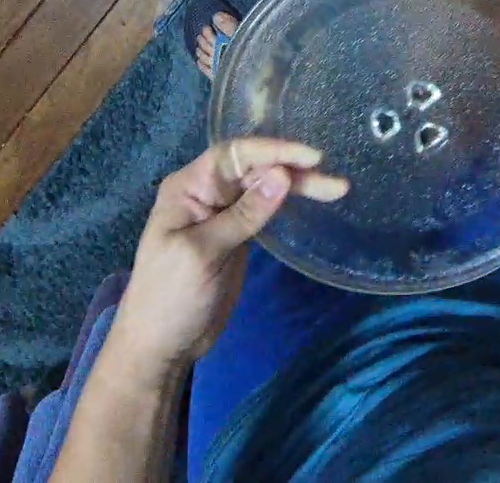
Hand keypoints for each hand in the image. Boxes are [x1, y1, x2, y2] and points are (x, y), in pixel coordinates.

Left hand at [108, 139, 349, 372]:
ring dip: (300, 185)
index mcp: (190, 187)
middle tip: (333, 179)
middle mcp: (208, 191)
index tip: (310, 157)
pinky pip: (268, 206)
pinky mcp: (239, 233)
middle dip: (294, 169)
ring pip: (267, 186)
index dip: (272, 151)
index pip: (234, 155)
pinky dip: (291, 202)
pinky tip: (314, 198)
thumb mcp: (204, 254)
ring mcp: (224, 211)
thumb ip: (244, 214)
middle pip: (256, 168)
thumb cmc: (169, 299)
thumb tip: (283, 175)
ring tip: (337, 188)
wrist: (161, 349)